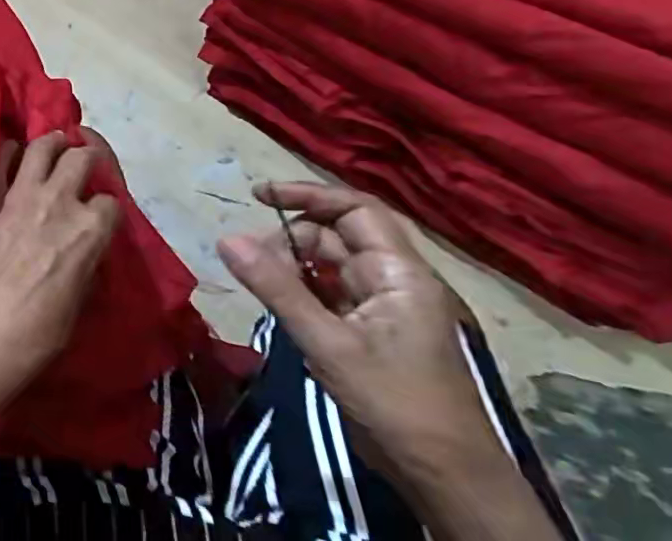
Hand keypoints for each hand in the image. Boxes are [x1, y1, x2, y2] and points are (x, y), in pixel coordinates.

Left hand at [0, 130, 119, 410]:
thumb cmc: (42, 331)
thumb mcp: (82, 298)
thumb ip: (87, 260)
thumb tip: (88, 245)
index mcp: (90, 231)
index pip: (112, 200)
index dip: (109, 206)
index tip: (103, 211)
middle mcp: (59, 202)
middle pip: (82, 157)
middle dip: (88, 156)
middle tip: (85, 159)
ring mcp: (20, 195)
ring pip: (42, 146)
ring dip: (52, 142)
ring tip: (55, 143)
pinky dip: (8, 151)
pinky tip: (12, 152)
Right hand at [218, 183, 500, 476]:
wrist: (445, 477)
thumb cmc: (395, 402)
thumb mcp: (327, 342)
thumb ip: (275, 286)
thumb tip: (226, 238)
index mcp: (400, 276)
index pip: (356, 211)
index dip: (308, 195)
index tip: (257, 195)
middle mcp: (394, 282)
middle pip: (334, 235)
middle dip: (287, 239)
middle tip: (251, 263)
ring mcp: (382, 306)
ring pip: (325, 263)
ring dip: (289, 265)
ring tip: (261, 286)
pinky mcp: (368, 329)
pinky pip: (326, 290)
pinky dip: (297, 288)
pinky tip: (278, 304)